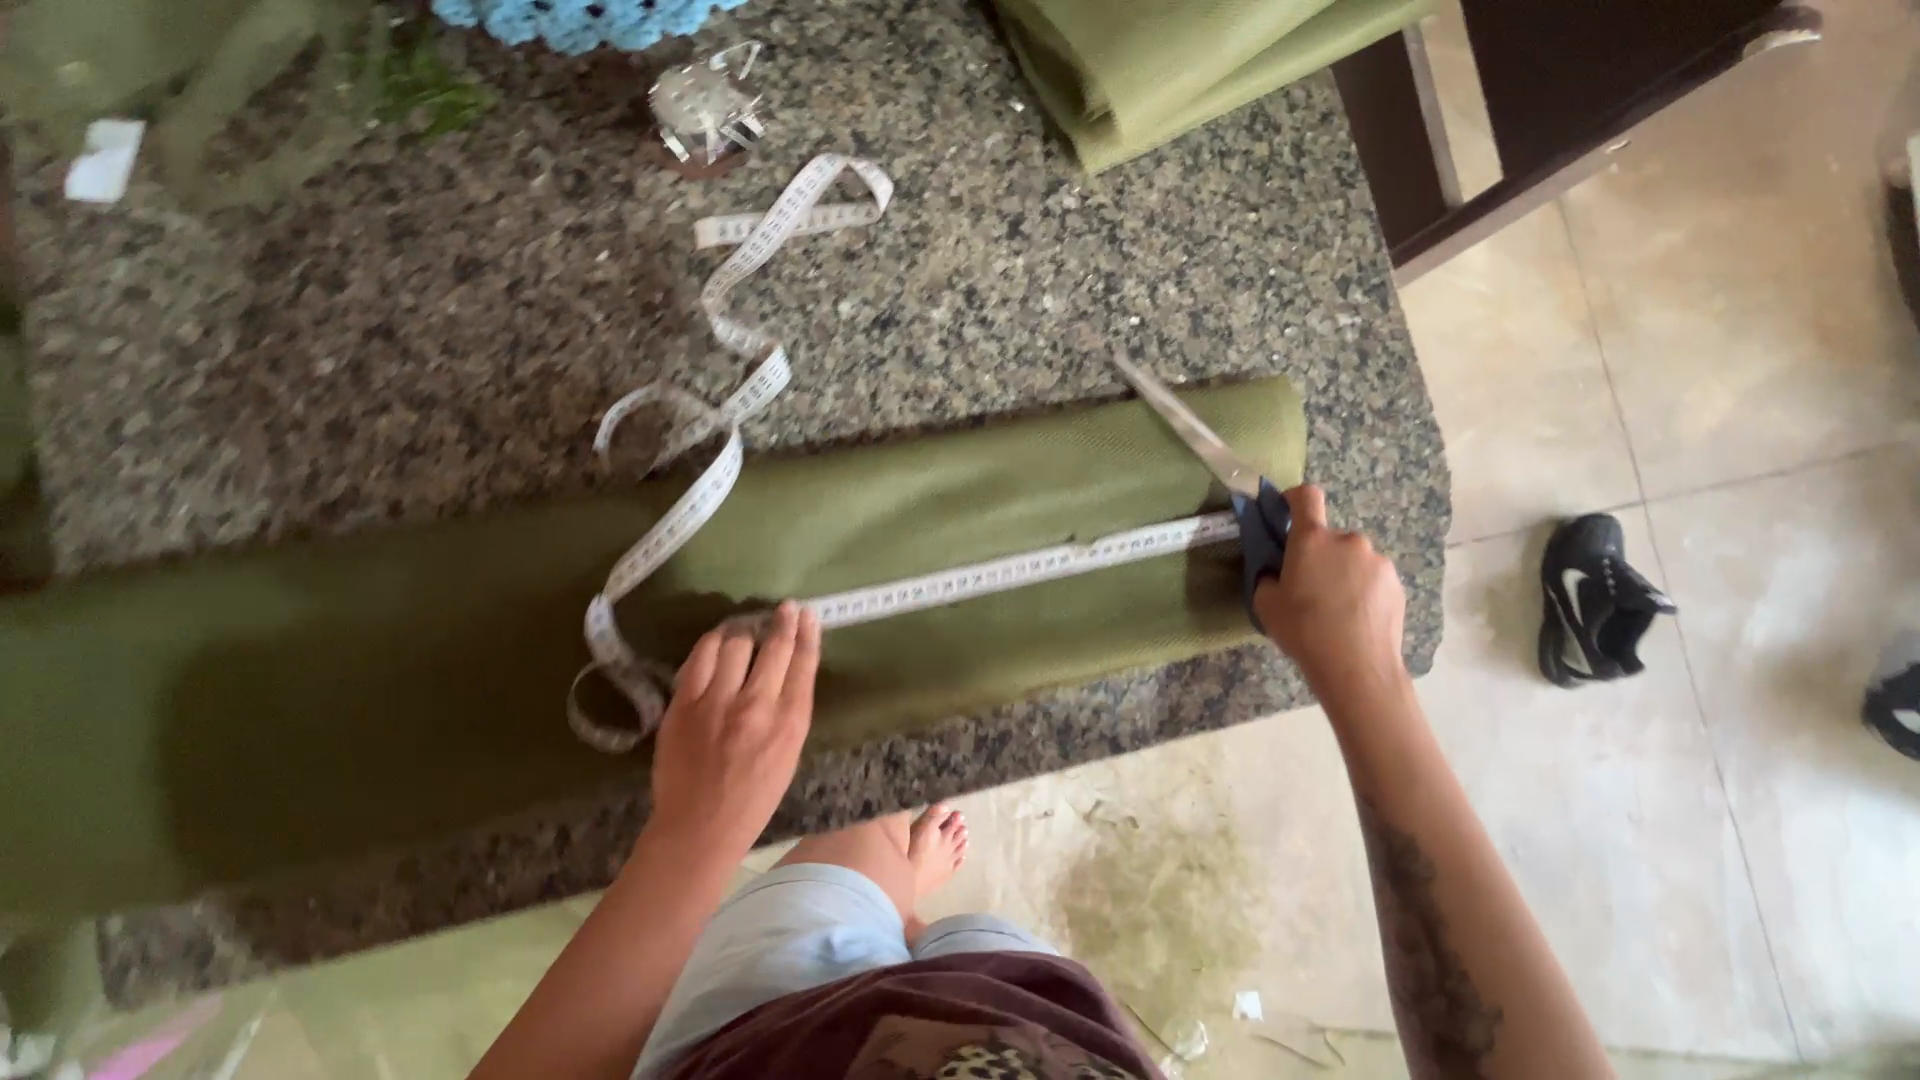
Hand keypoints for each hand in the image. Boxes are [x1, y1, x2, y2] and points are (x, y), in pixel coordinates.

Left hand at [648, 601, 820, 853]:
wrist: (699, 827)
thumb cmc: (753, 799)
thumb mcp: (789, 755)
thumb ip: (790, 712)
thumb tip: (786, 673)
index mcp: (790, 722)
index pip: (803, 663)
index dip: (806, 632)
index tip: (806, 614)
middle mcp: (757, 705)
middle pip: (773, 646)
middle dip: (781, 622)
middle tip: (783, 609)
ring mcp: (717, 702)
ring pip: (735, 644)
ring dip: (744, 633)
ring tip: (744, 631)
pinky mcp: (684, 704)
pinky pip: (700, 658)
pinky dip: (712, 645)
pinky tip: (717, 643)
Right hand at [1254, 484, 1406, 689]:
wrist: (1356, 667)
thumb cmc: (1303, 631)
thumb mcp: (1266, 604)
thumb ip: (1269, 576)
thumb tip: (1278, 571)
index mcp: (1312, 539)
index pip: (1306, 496)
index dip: (1294, 498)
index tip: (1286, 513)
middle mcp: (1348, 540)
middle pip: (1328, 537)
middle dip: (1318, 554)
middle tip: (1309, 588)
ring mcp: (1377, 561)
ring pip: (1352, 559)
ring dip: (1342, 573)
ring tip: (1336, 610)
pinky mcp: (1396, 583)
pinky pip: (1372, 577)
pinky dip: (1362, 590)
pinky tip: (1356, 619)